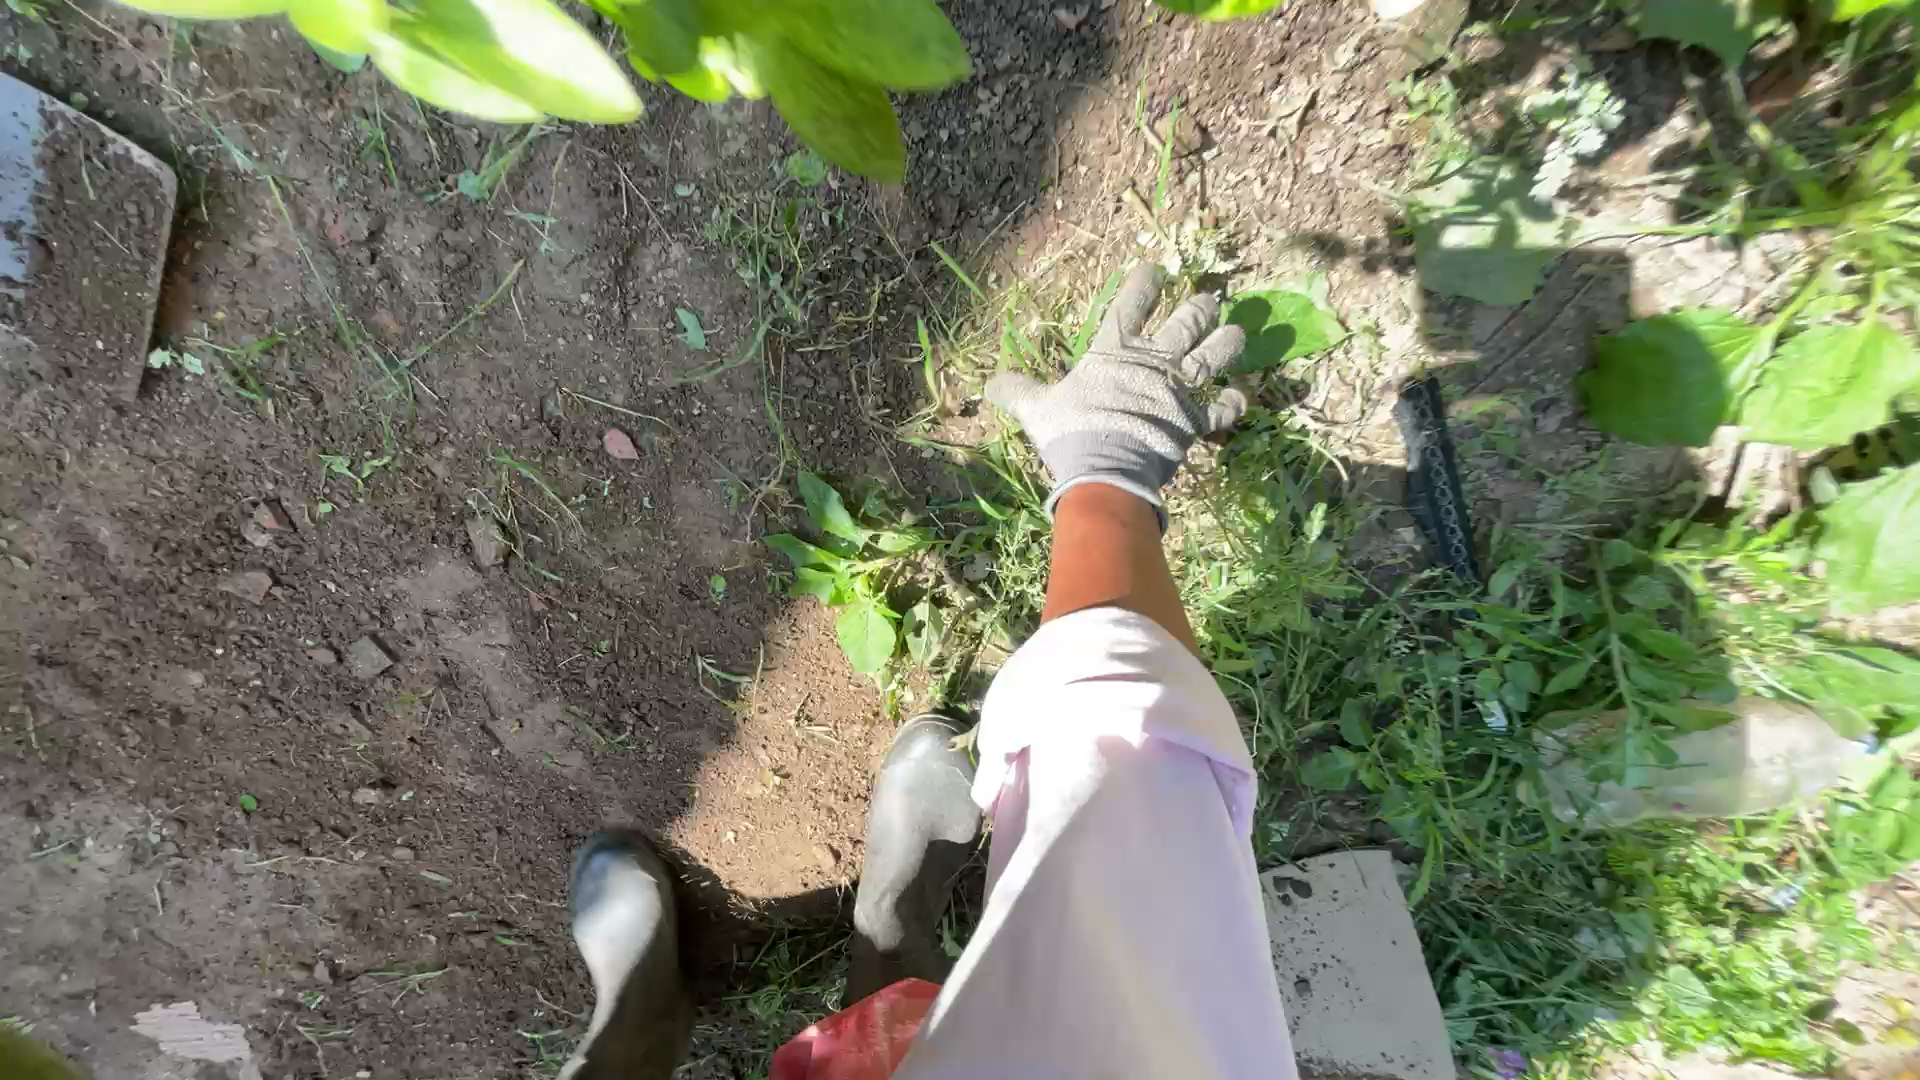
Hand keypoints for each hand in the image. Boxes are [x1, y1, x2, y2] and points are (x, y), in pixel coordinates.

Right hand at [985, 264, 1246, 522]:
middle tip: (1208, 301)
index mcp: (1114, 351)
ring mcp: (1178, 389)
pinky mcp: (1195, 421)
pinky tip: (1237, 396)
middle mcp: (1153, 361)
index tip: (1155, 270)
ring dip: (1227, 342)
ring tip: (1236, 332)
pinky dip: (1232, 403)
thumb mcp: (1036, 410)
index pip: (1131, 304)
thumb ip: (1018, 393)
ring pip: (1214, 355)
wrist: (1106, 470)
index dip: (1145, 283)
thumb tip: (989, 385)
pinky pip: (1222, 409)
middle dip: (1199, 308)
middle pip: (1185, 322)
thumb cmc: (1071, 433)